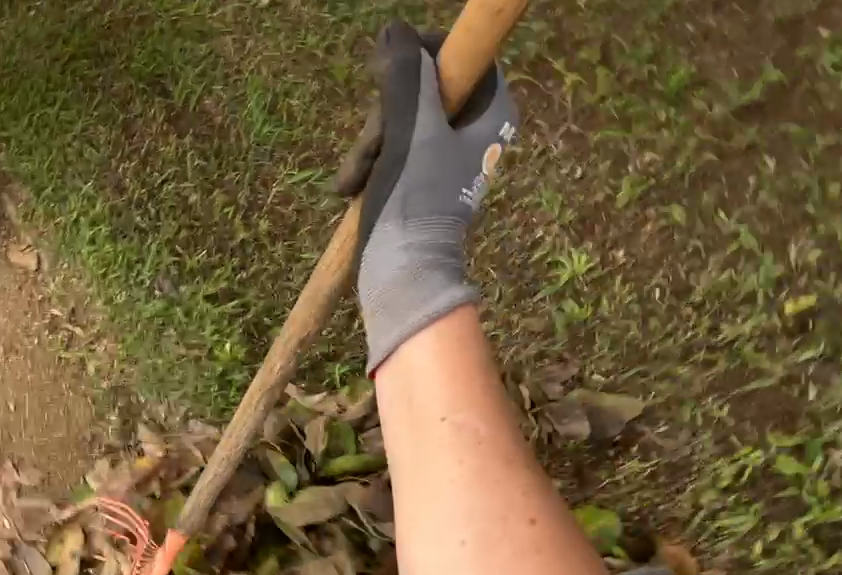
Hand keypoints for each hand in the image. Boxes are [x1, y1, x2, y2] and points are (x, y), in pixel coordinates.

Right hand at [333, 21, 518, 372]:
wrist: (402, 277)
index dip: (418, 58)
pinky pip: (390, 156)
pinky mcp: (419, 184)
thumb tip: (392, 30)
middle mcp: (473, 132)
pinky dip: (369, 169)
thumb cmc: (413, 206)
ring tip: (351, 184)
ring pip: (398, 126)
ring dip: (367, 149)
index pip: (459, 55)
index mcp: (490, 112)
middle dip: (382, 120)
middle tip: (368, 152)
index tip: (386, 79)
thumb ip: (404, 78)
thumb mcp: (408, 134)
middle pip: (421, 93)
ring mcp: (444, 160)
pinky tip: (353, 191)